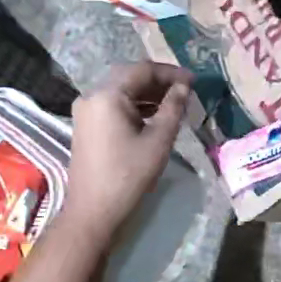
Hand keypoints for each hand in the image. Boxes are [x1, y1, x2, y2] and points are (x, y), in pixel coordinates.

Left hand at [59, 63, 192, 239]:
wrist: (94, 211)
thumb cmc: (129, 175)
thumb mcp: (158, 140)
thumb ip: (173, 108)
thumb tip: (184, 87)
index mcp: (107, 95)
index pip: (142, 70)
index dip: (170, 72)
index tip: (194, 81)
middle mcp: (92, 96)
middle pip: (130, 77)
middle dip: (159, 81)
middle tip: (186, 91)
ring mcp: (86, 111)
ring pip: (121, 92)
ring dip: (148, 94)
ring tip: (175, 103)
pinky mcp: (86, 126)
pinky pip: (113, 106)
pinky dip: (135, 106)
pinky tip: (154, 116)